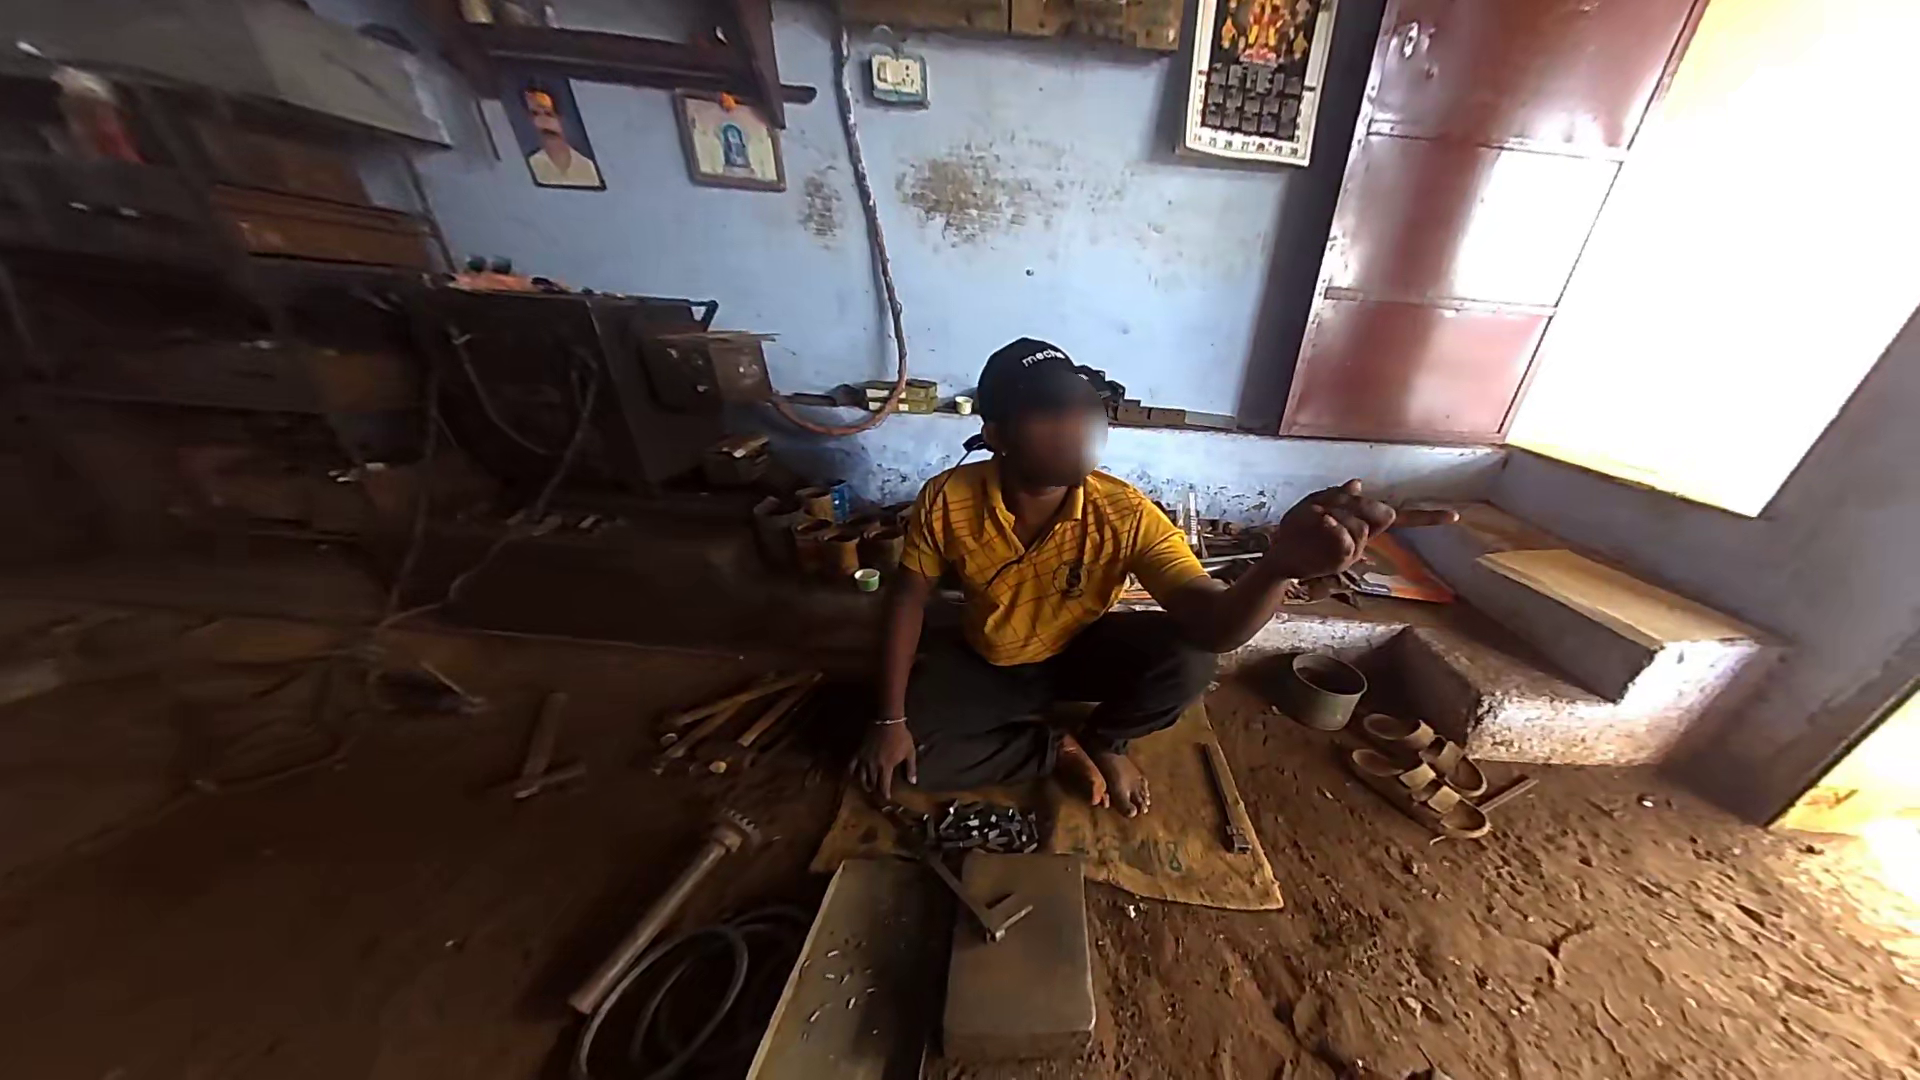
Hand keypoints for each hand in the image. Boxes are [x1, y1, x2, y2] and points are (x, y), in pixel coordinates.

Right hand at [853, 720, 916, 800]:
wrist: (888, 721)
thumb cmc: (901, 736)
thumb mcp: (910, 752)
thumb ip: (911, 768)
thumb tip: (912, 783)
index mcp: (886, 767)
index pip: (884, 786)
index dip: (885, 794)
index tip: (886, 798)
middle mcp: (873, 766)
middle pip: (872, 783)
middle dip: (875, 790)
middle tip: (877, 794)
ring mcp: (864, 759)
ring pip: (862, 777)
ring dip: (865, 784)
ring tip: (868, 787)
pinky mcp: (858, 752)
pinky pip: (852, 765)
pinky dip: (850, 772)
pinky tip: (852, 776)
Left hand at [1265, 479, 1458, 579]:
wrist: (1278, 555)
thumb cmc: (1296, 531)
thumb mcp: (1312, 505)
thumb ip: (1336, 496)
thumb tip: (1357, 484)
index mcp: (1360, 524)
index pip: (1399, 518)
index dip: (1426, 518)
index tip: (1455, 517)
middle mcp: (1363, 539)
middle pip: (1384, 513)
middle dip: (1360, 503)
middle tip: (1331, 504)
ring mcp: (1354, 552)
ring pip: (1362, 524)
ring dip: (1337, 513)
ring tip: (1315, 517)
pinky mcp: (1341, 561)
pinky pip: (1348, 538)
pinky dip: (1335, 525)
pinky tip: (1323, 520)